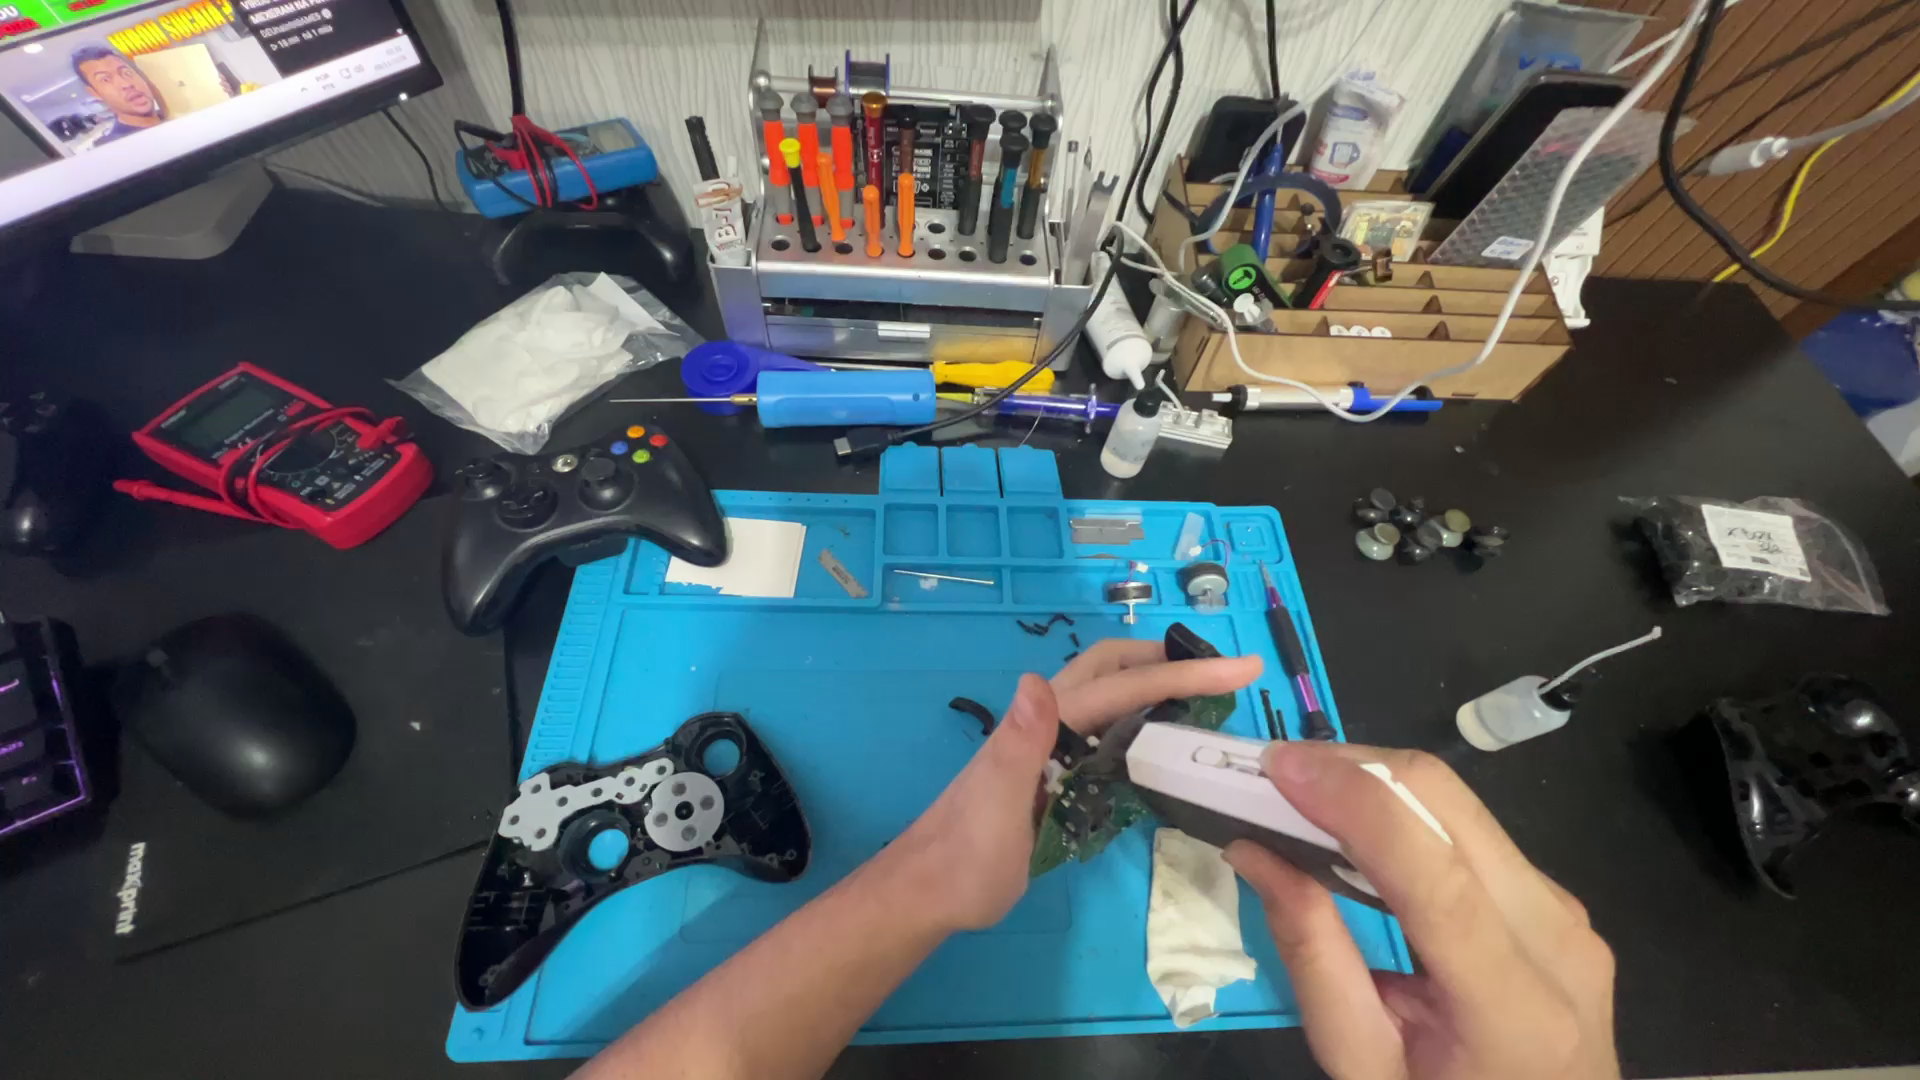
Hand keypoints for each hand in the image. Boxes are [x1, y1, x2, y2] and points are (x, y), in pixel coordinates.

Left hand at [878, 639, 1262, 932]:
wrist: (932, 889)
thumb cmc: (966, 855)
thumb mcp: (995, 805)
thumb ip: (1018, 744)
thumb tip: (1037, 679)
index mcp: (1044, 720)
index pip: (1123, 685)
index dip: (1184, 672)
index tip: (1242, 668)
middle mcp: (1048, 718)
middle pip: (1114, 667)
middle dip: (1169, 660)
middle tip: (1226, 674)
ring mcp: (1051, 742)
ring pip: (1110, 694)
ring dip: (1156, 683)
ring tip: (1207, 700)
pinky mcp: (1055, 769)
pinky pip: (1106, 730)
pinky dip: (1140, 720)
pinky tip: (1162, 744)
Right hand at [1225, 743, 1617, 1079]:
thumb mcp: (1360, 1061)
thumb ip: (1309, 952)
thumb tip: (1251, 849)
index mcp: (1515, 1005)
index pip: (1433, 873)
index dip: (1352, 803)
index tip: (1275, 767)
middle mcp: (1554, 937)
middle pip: (1445, 802)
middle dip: (1348, 766)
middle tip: (1273, 773)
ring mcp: (1560, 908)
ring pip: (1452, 797)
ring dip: (1366, 776)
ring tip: (1300, 792)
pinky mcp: (1549, 894)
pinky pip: (1461, 820)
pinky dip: (1393, 802)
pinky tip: (1350, 820)